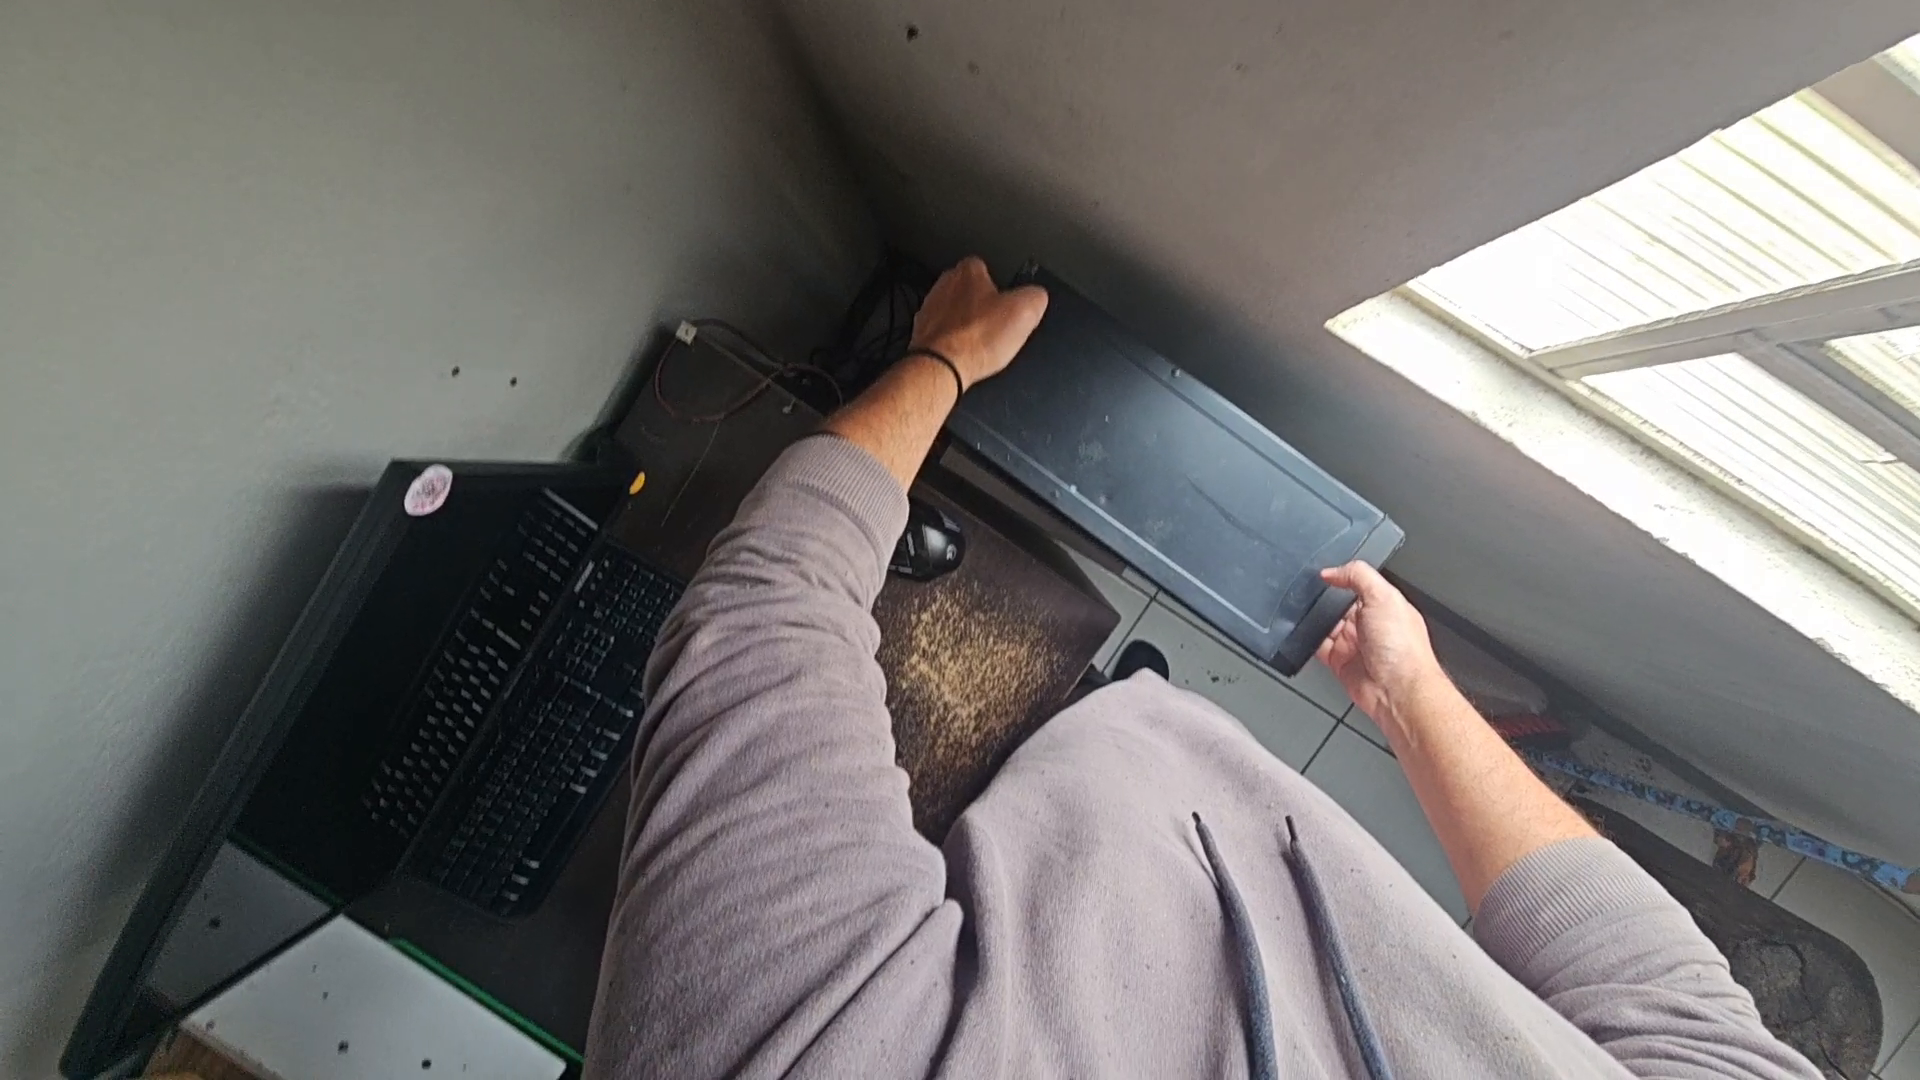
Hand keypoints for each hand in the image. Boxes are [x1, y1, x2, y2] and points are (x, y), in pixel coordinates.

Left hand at [909, 257, 1048, 388]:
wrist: (942, 367)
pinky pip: (941, 336)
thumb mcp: (1025, 311)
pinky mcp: (921, 336)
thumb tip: (1037, 297)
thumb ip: (1035, 296)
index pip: (985, 267)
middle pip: (967, 291)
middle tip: (995, 326)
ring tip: (980, 344)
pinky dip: (952, 344)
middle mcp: (944, 286)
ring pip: (952, 313)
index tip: (1007, 302)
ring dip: (964, 326)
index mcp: (968, 272)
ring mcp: (929, 311)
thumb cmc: (976, 339)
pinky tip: (964, 355)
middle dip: (980, 306)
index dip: (999, 286)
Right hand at [1315, 562, 1449, 741]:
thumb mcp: (1384, 597)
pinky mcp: (1339, 661)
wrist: (1397, 691)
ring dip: (1313, 621)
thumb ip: (1358, 577)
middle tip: (1314, 599)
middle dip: (1323, 601)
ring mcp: (1353, 643)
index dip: (1340, 579)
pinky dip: (1307, 641)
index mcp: (1384, 605)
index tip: (1324, 576)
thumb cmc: (1404, 651)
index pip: (1357, 585)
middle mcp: (1369, 624)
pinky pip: (1316, 646)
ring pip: (1323, 625)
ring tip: (1310, 619)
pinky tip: (1306, 636)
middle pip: (1336, 605)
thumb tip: (1332, 571)